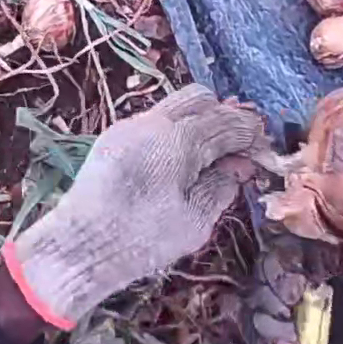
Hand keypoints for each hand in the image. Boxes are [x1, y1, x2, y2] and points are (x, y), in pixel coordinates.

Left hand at [4, 85, 268, 328]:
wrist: (81, 245)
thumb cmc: (142, 238)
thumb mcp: (195, 221)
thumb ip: (221, 186)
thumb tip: (239, 166)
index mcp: (179, 138)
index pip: (227, 121)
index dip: (250, 133)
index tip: (262, 148)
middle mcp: (152, 121)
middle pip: (199, 98)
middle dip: (223, 116)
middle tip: (235, 149)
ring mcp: (127, 126)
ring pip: (172, 106)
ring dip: (196, 122)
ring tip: (206, 157)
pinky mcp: (111, 138)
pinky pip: (151, 122)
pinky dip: (172, 131)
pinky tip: (176, 161)